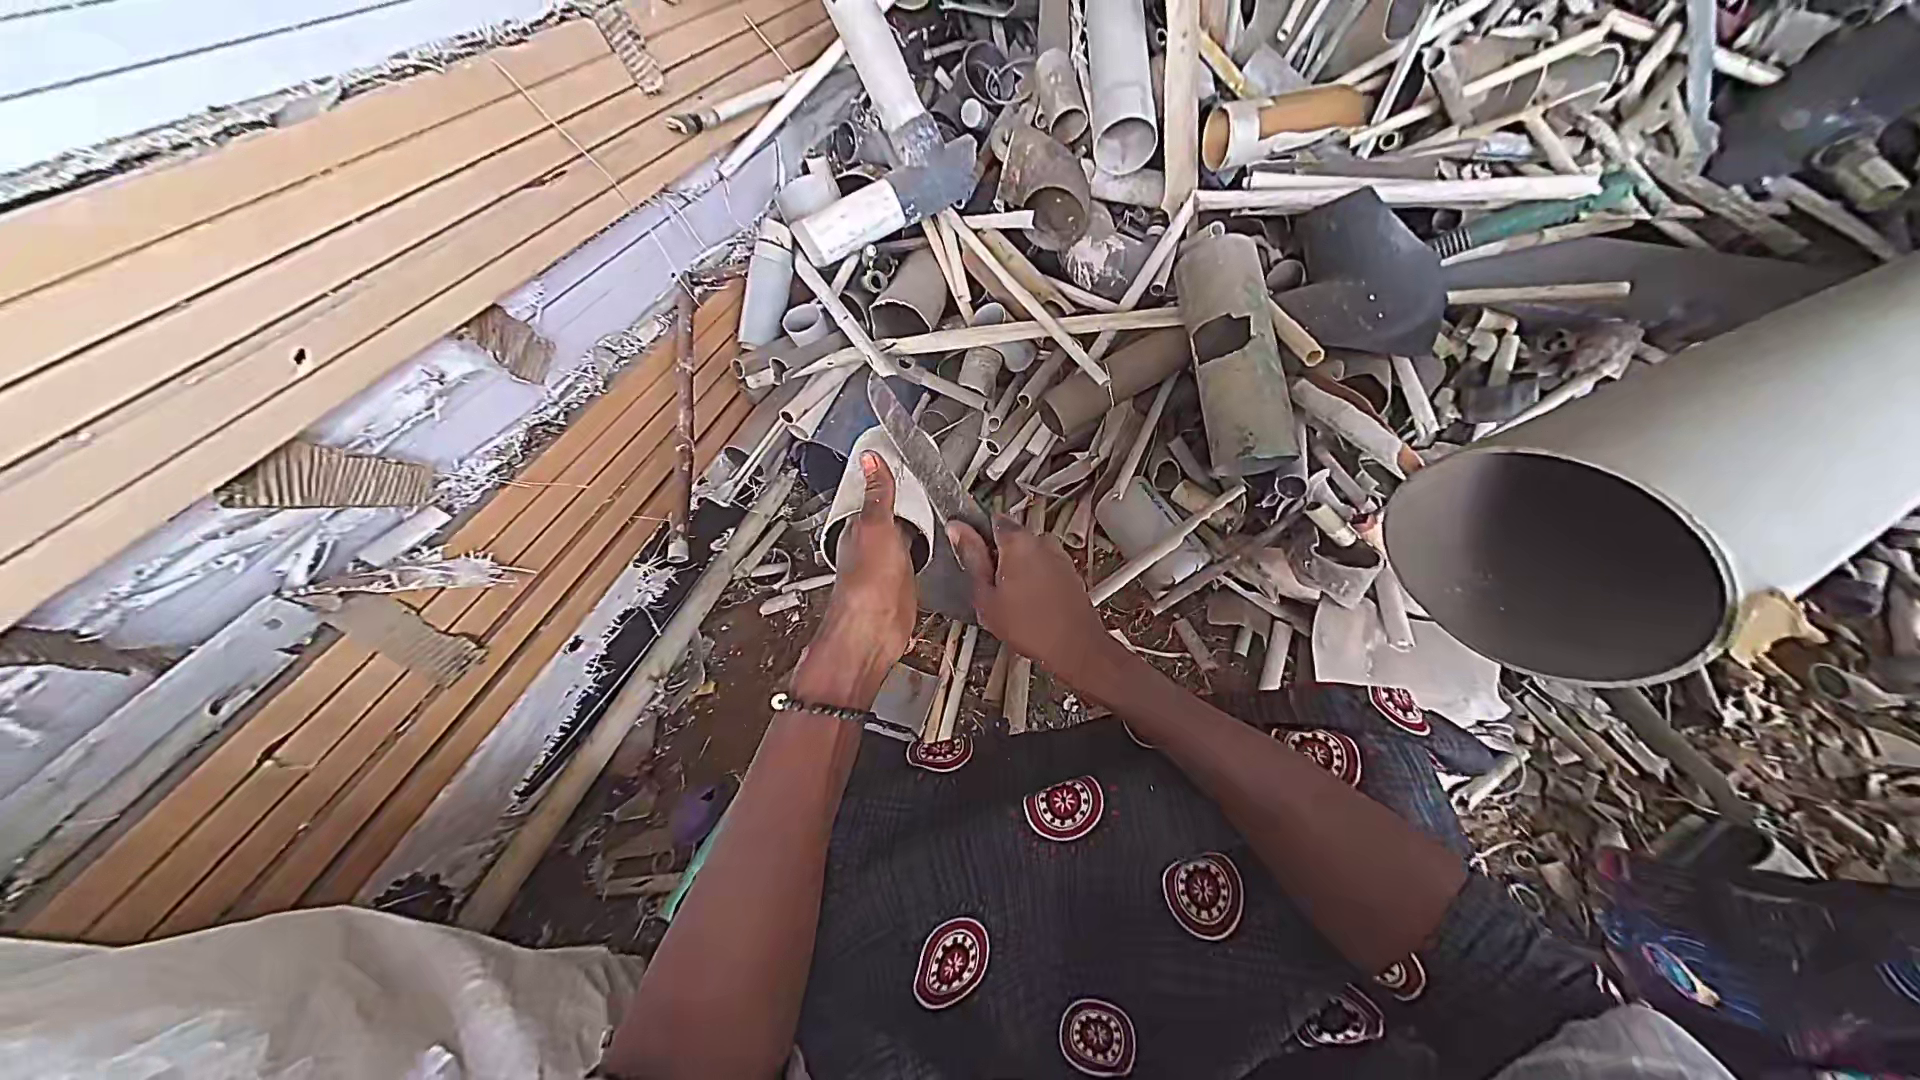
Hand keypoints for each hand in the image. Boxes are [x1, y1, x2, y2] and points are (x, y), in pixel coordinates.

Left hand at [792, 451, 915, 709]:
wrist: (875, 628)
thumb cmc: (867, 584)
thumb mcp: (877, 527)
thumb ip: (879, 494)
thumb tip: (871, 459)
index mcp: (861, 528)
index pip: (873, 493)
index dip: (884, 477)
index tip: (895, 458)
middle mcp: (873, 545)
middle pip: (889, 514)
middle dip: (900, 499)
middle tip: (915, 477)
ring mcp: (889, 564)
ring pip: (902, 534)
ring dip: (912, 522)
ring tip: (926, 504)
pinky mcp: (905, 582)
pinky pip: (915, 557)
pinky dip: (922, 547)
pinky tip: (930, 543)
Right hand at [947, 514, 1118, 688]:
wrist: (1074, 647)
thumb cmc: (1031, 626)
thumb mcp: (986, 594)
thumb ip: (971, 556)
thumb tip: (957, 530)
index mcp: (1018, 541)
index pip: (991, 519)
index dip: (976, 536)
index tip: (970, 553)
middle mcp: (1042, 541)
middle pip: (1011, 537)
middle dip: (998, 556)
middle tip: (989, 585)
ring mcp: (1059, 556)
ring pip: (1028, 554)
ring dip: (1018, 568)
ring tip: (1010, 599)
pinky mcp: (1070, 572)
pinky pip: (1045, 567)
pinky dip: (1036, 579)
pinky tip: (1030, 604)